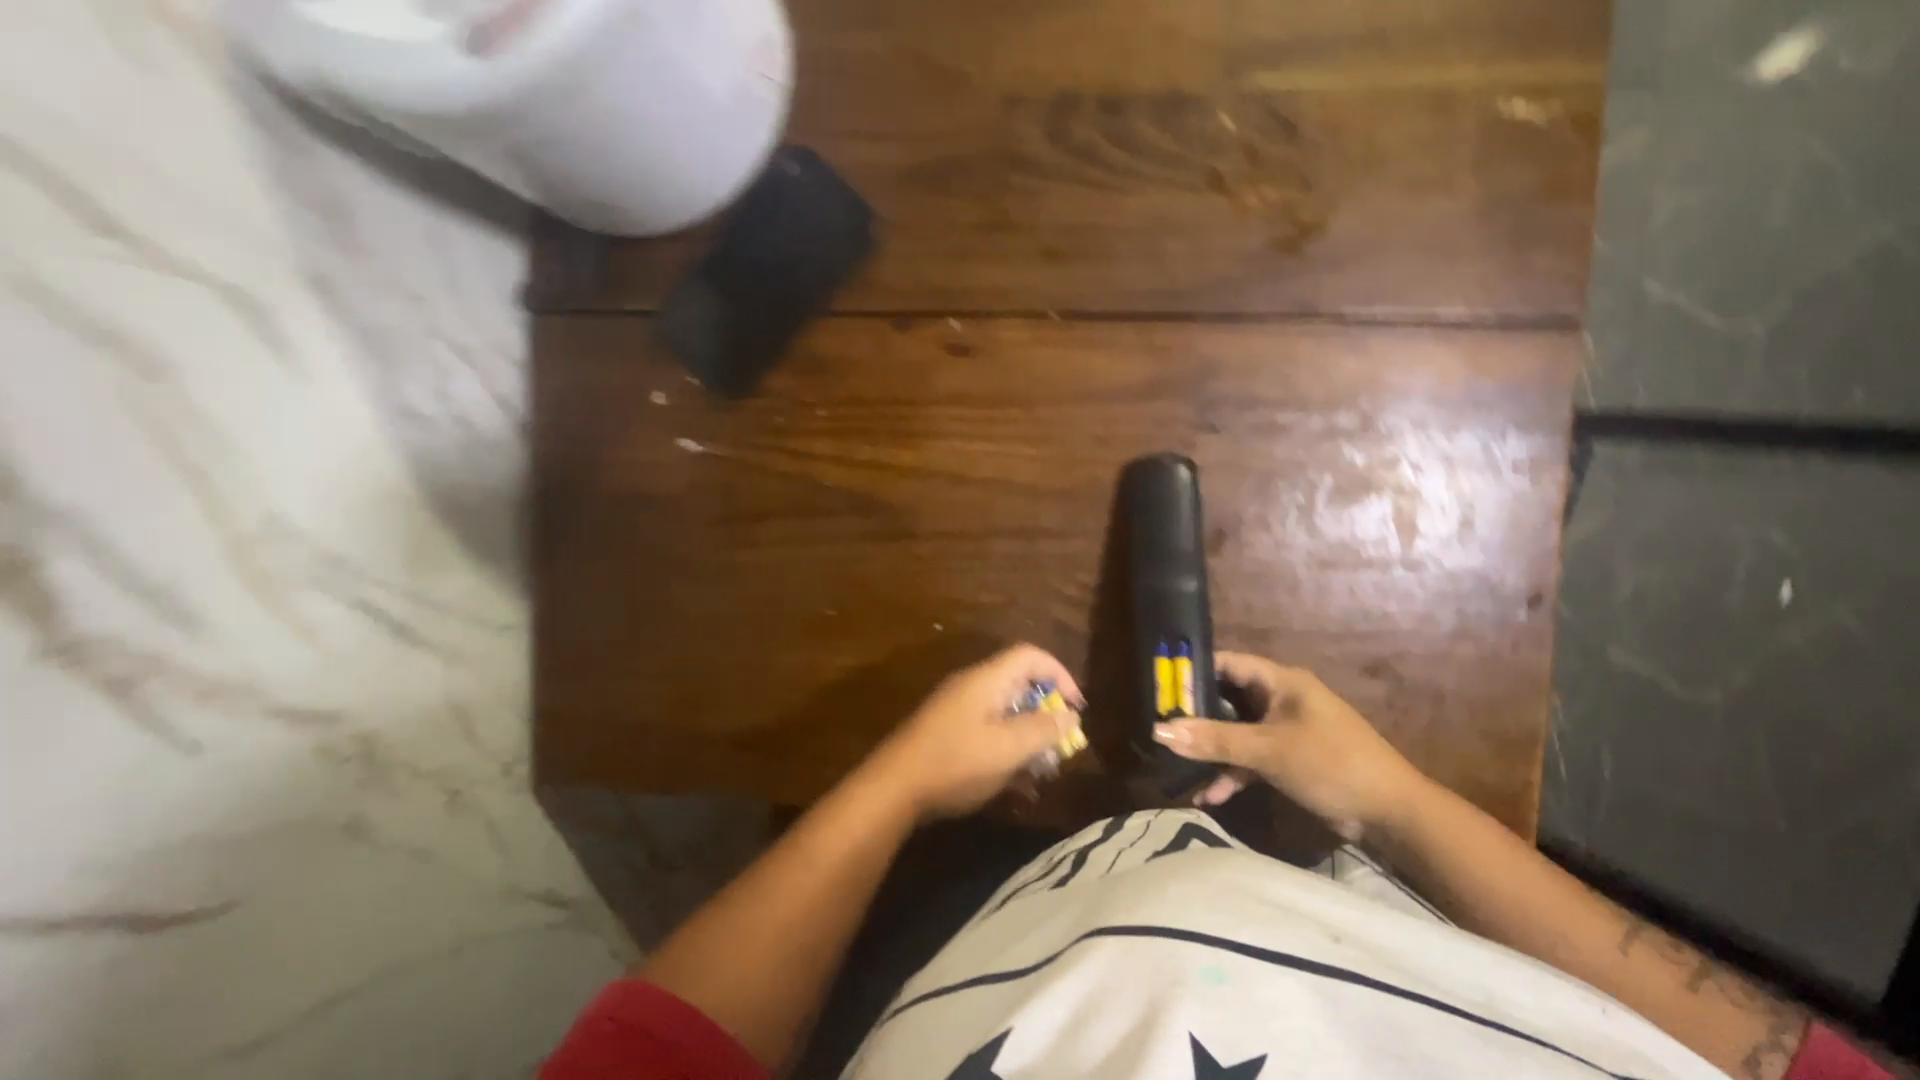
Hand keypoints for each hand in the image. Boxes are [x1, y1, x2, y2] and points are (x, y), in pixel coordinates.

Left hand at [860, 644, 1083, 820]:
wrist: (893, 788)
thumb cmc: (956, 763)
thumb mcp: (1008, 748)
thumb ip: (1043, 729)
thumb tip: (1071, 714)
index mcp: (987, 680)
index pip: (1031, 656)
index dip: (1060, 674)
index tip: (1076, 707)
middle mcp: (972, 688)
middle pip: (1020, 686)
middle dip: (1046, 715)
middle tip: (1062, 747)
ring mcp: (957, 712)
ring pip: (1005, 714)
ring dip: (1028, 740)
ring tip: (1042, 773)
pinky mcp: (948, 736)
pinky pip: (988, 734)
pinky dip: (1007, 753)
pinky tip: (1016, 788)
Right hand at [1152, 652, 1425, 841]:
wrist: (1390, 813)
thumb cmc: (1330, 764)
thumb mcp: (1267, 751)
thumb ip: (1213, 740)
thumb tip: (1158, 730)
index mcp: (1282, 682)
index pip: (1227, 663)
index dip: (1193, 671)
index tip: (1158, 686)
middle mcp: (1281, 700)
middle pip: (1227, 699)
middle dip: (1195, 717)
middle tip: (1158, 727)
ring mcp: (1286, 731)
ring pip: (1236, 733)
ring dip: (1211, 752)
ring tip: (1175, 768)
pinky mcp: (1290, 760)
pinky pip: (1250, 759)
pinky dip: (1231, 774)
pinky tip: (1208, 797)